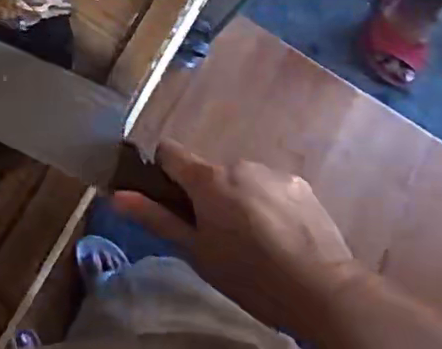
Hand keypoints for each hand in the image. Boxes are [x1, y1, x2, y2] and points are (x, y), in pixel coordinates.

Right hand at [114, 142, 359, 331]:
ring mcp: (270, 171)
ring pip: (241, 179)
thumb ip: (157, 219)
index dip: (163, 171)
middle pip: (208, 171)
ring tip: (255, 241)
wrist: (325, 291)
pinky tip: (282, 237)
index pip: (169, 151)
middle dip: (208, 195)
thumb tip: (116, 195)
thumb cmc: (251, 276)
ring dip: (239, 199)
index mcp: (206, 178)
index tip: (170, 197)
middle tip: (218, 235)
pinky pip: (271, 187)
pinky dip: (268, 204)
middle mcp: (236, 163)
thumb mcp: (198, 253)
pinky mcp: (299, 184)